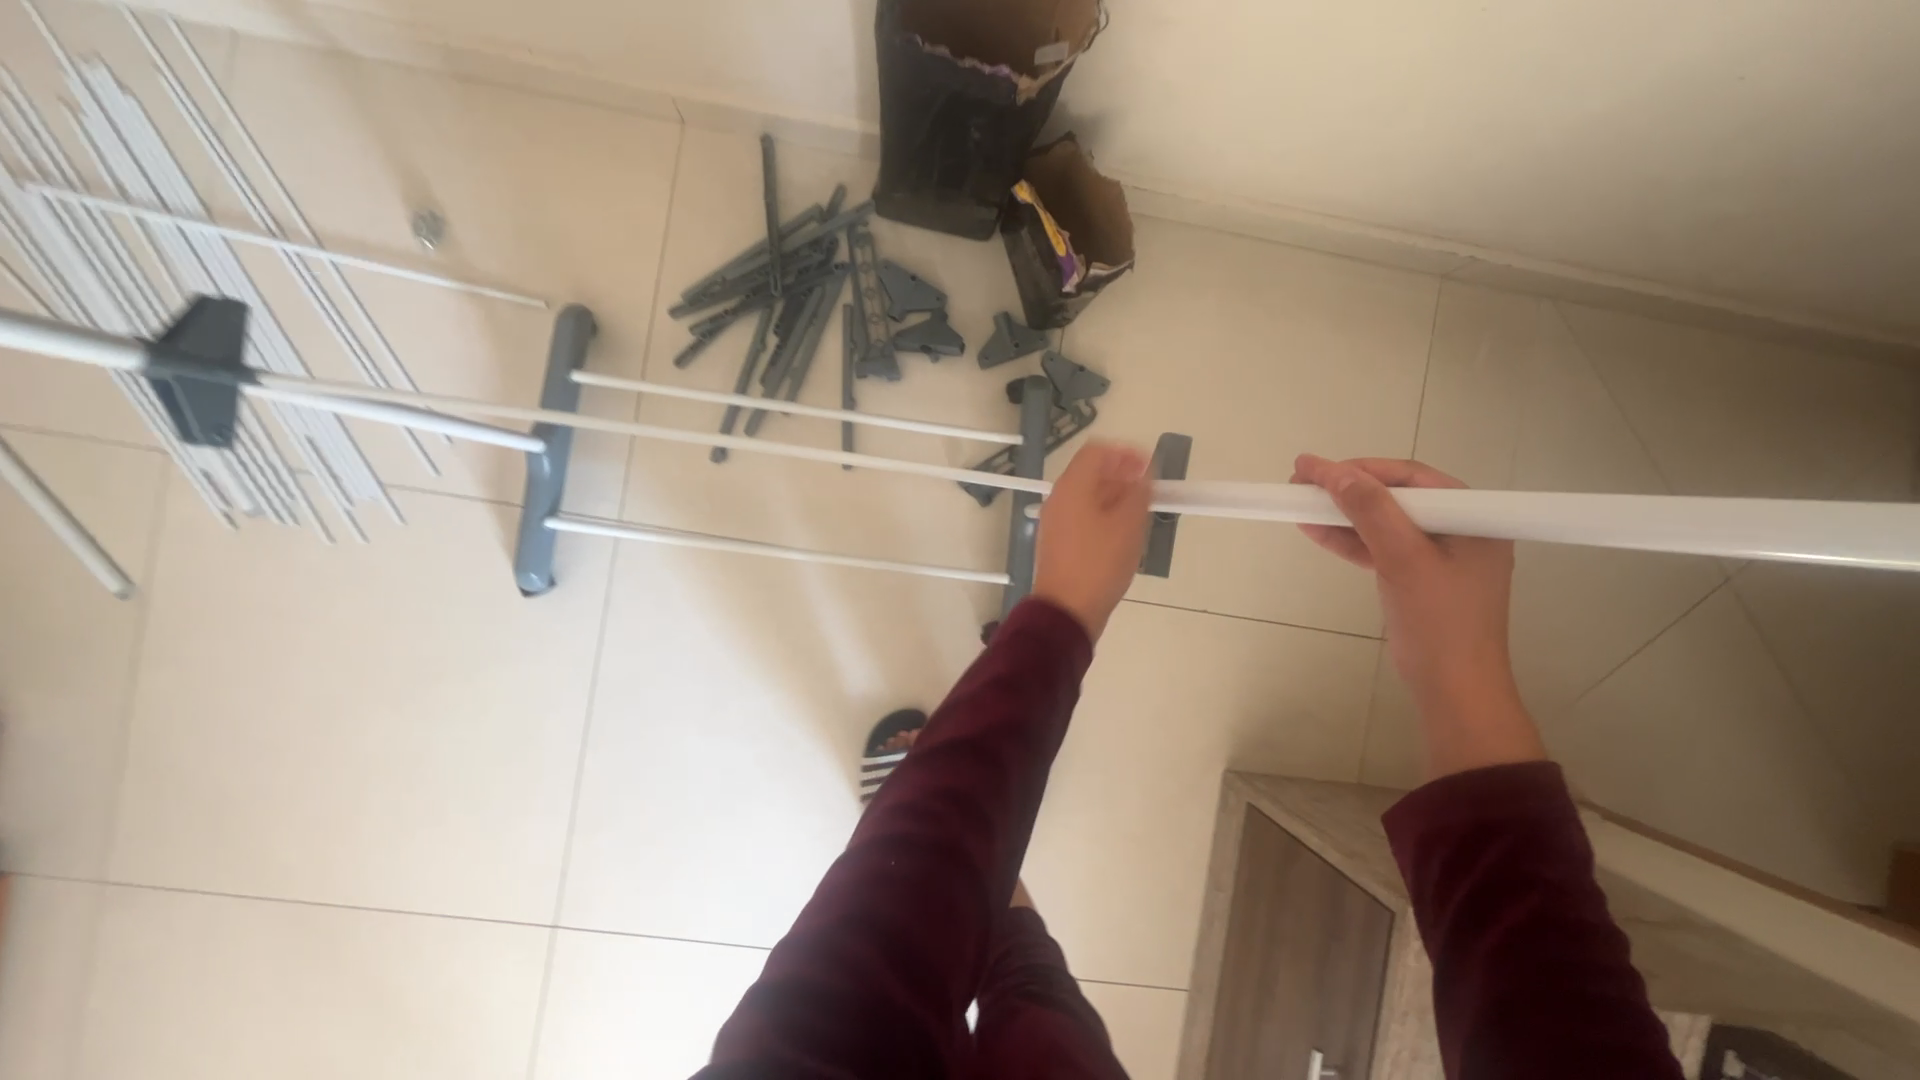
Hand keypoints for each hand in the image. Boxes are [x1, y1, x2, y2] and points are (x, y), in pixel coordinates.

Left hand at [1033, 441, 1153, 642]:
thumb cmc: (1099, 564)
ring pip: (1087, 497)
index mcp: (1072, 487)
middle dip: (1122, 476)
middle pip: (1091, 473)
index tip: (1148, 467)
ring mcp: (1055, 522)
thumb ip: (1139, 492)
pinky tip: (1122, 536)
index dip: (1125, 453)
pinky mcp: (1058, 543)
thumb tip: (1144, 475)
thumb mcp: (1129, 525)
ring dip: (1115, 498)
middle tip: (1148, 492)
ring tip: (1140, 515)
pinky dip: (1103, 516)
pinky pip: (1082, 517)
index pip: (1097, 451)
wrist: (1067, 610)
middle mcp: (1058, 499)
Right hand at [1291, 454, 1544, 776]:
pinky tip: (1314, 530)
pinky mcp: (1416, 578)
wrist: (1452, 690)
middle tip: (1300, 483)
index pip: (1410, 478)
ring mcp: (1437, 556)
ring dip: (1341, 514)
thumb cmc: (1438, 622)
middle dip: (1346, 490)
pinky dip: (1349, 540)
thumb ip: (1371, 512)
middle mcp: (1459, 530)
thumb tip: (1335, 472)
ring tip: (1297, 503)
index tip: (1314, 468)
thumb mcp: (1404, 560)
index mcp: (1473, 518)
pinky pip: (1379, 548)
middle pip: (1394, 497)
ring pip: (1382, 523)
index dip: (1360, 469)